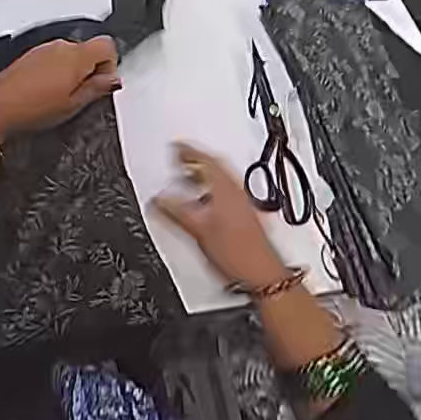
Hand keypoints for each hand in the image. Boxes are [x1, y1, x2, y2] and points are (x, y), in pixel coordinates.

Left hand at [0, 37, 119, 140]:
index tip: (103, 83)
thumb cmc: (30, 108)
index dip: (110, 66)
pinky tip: (47, 94)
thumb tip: (113, 80)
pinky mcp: (30, 56)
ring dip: (72, 73)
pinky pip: (53, 59)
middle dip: (91, 71)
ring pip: (70, 55)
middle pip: (89, 50)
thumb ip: (98, 88)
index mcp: (77, 56)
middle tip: (82, 96)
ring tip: (61, 98)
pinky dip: (55, 73)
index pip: (108, 46)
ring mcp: (43, 50)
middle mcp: (60, 46)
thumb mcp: (74, 104)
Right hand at [152, 143, 289, 288]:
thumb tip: (160, 199)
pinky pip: (228, 189)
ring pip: (223, 177)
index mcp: (225, 188)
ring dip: (206, 171)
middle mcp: (237, 191)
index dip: (188, 151)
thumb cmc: (236, 254)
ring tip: (191, 172)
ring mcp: (243, 202)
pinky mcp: (246, 213)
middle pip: (216, 165)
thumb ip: (176, 210)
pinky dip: (215, 186)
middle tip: (182, 155)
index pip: (205, 159)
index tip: (176, 146)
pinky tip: (207, 196)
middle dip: (197, 158)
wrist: (260, 273)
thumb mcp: (196, 230)